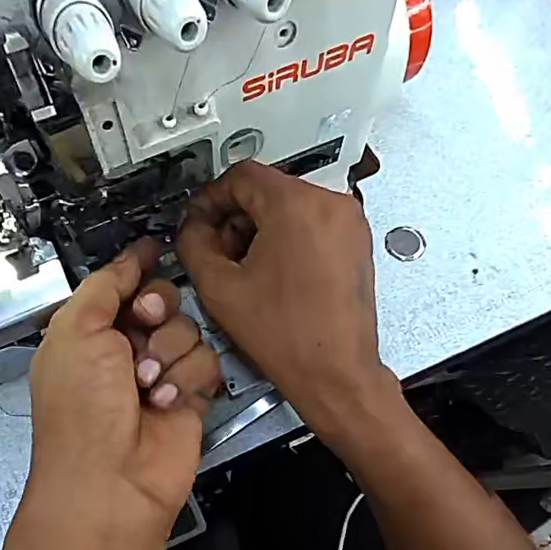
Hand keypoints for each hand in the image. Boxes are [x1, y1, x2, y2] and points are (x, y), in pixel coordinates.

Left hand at [26, 238, 221, 544]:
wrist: (113, 477)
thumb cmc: (80, 415)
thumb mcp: (75, 331)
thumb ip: (104, 286)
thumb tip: (129, 260)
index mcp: (89, 332)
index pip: (122, 285)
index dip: (138, 268)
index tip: (153, 249)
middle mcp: (126, 350)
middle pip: (165, 301)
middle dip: (158, 311)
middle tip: (145, 326)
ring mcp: (160, 373)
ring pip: (190, 331)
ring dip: (170, 352)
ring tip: (148, 382)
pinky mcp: (190, 395)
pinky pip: (207, 362)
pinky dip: (189, 378)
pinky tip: (167, 400)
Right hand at [176, 161, 397, 433]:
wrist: (336, 374)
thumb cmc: (295, 341)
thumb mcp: (220, 288)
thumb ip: (193, 244)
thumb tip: (192, 229)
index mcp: (298, 205)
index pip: (241, 175)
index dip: (211, 198)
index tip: (202, 218)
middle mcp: (333, 206)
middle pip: (268, 190)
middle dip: (239, 219)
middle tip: (222, 251)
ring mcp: (350, 226)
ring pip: (292, 208)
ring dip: (263, 231)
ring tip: (251, 272)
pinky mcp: (358, 246)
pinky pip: (315, 227)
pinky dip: (291, 243)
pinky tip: (277, 278)